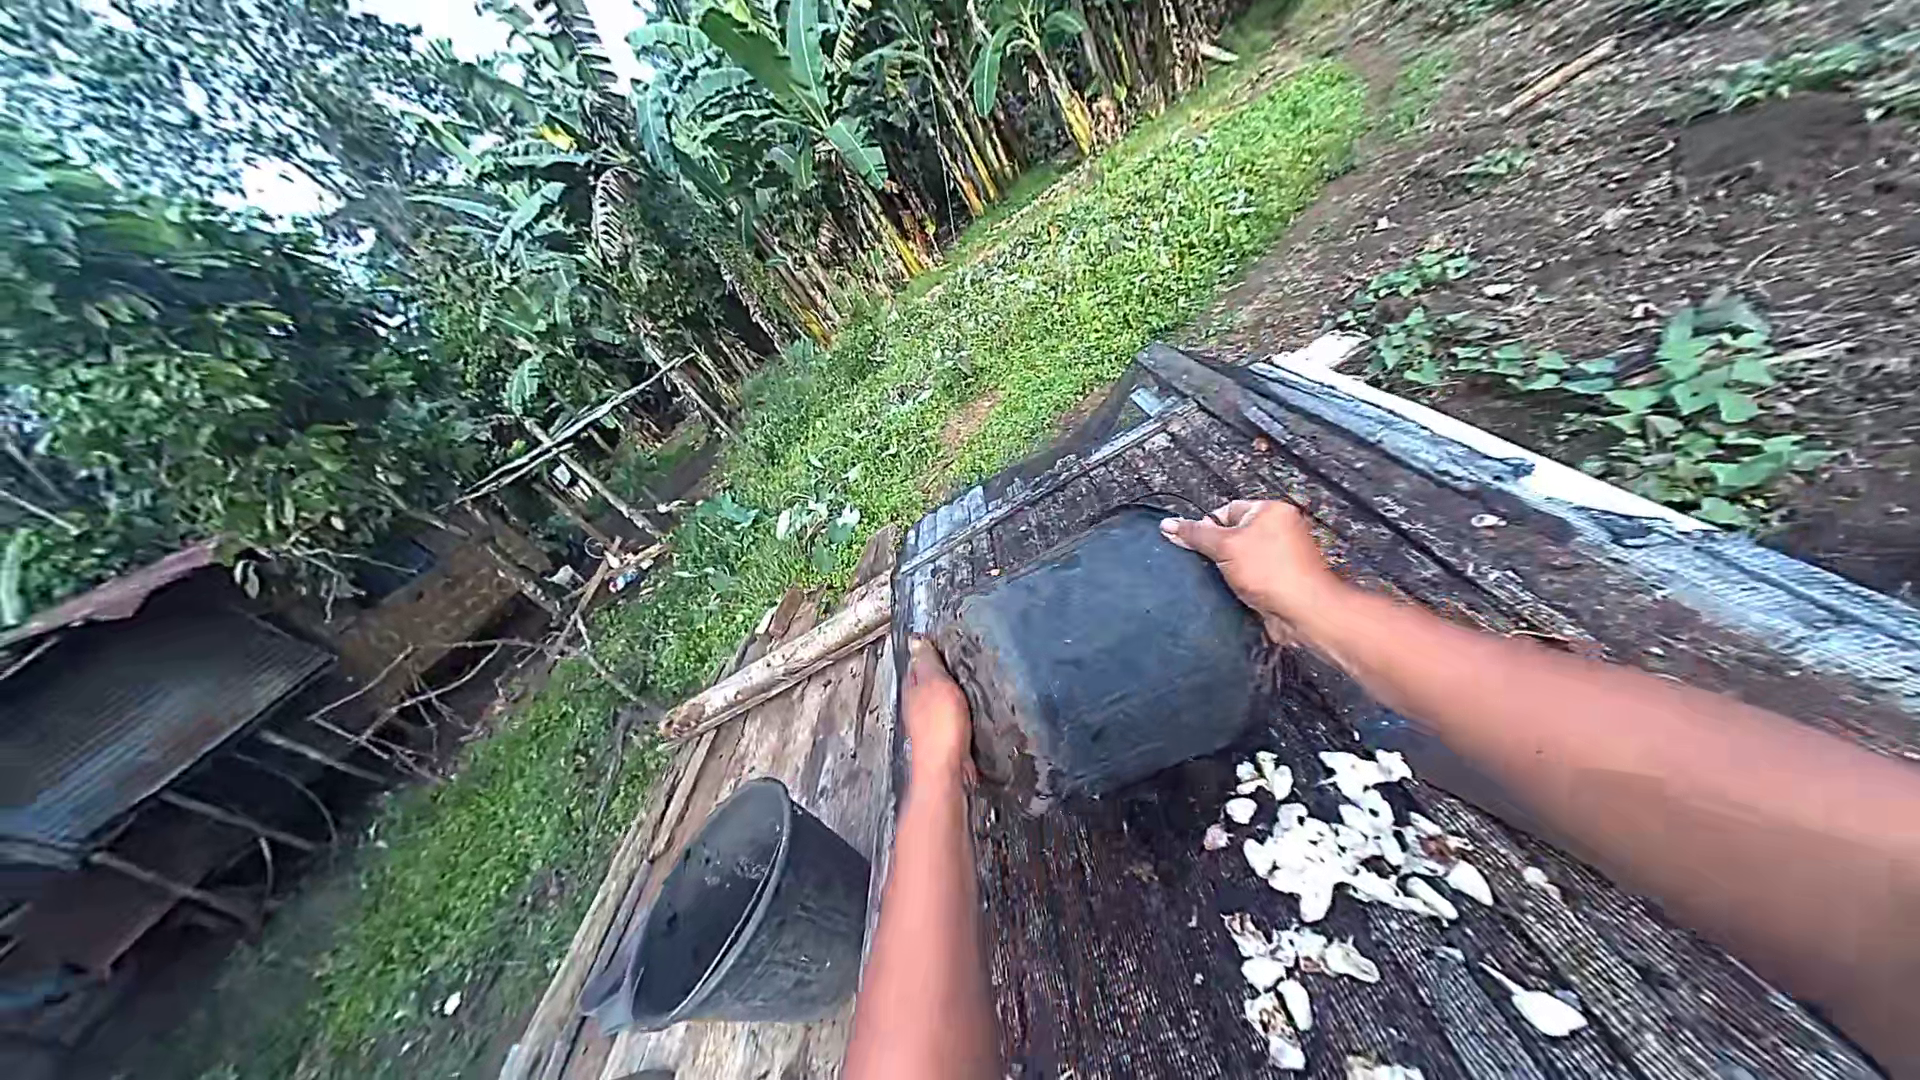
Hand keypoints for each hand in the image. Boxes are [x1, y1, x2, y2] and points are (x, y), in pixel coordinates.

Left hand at [904, 636, 974, 786]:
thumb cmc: (939, 729)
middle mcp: (917, 705)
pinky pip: (950, 716)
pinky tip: (967, 708)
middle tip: (952, 655)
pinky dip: (957, 708)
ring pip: (938, 698)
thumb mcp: (935, 684)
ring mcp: (930, 722)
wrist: (947, 771)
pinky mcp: (944, 737)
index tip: (938, 638)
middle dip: (938, 669)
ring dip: (948, 689)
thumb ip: (928, 663)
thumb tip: (916, 640)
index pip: (917, 661)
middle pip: (926, 680)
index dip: (927, 649)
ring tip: (962, 678)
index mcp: (912, 688)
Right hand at [1159, 500, 1347, 644]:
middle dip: (1217, 550)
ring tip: (1227, 579)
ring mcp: (1281, 554)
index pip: (1225, 510)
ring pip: (1239, 556)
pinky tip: (1237, 590)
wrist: (1303, 611)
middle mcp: (1279, 528)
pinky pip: (1249, 573)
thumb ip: (1194, 534)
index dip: (1208, 527)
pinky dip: (1240, 581)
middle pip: (1231, 533)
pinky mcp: (1280, 577)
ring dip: (1228, 568)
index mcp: (1270, 510)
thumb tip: (1168, 524)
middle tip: (1213, 563)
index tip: (1198, 544)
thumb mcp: (1224, 546)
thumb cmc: (1272, 573)